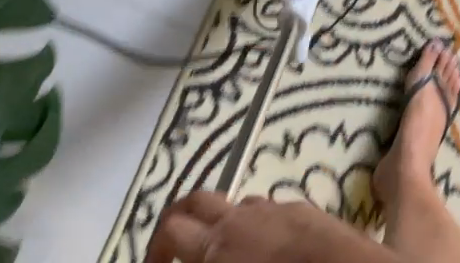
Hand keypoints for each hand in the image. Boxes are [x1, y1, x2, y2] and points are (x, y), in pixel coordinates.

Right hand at [146, 191, 396, 262]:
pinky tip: (265, 248)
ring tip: (221, 252)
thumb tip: (198, 258)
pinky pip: (269, 210)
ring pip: (235, 203)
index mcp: (218, 246)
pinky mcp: (304, 209)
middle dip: (177, 220)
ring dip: (220, 222)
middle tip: (169, 249)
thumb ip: (212, 260)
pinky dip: (255, 225)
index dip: (155, 247)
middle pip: (195, 201)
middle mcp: (241, 220)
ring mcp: (276, 209)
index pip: (171, 230)